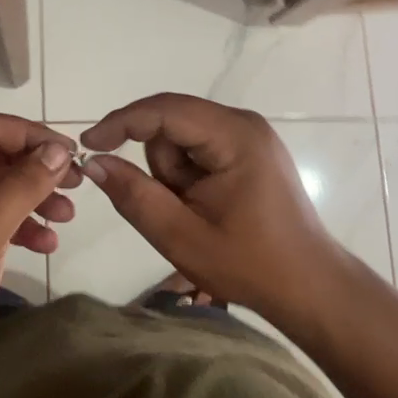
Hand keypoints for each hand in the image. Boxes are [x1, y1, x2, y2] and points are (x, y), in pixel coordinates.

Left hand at [0, 114, 77, 355]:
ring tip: (67, 215)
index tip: (69, 153)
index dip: (31, 135)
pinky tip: (47, 243)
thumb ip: (23, 184)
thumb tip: (59, 151)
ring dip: (36, 197)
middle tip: (77, 182)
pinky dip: (23, 225)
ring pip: (2, 186)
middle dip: (37, 168)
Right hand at [80, 93, 349, 321]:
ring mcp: (248, 135)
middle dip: (159, 166)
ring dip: (172, 174)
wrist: (310, 287)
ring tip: (194, 214)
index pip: (164, 110)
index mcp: (235, 136)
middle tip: (173, 209)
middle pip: (172, 124)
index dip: (121, 123)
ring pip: (181, 138)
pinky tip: (203, 208)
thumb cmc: (250, 265)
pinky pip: (196, 149)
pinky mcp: (247, 150)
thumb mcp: (181, 236)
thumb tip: (94, 162)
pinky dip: (186, 177)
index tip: (87, 146)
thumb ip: (135, 196)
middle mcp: (243, 123)